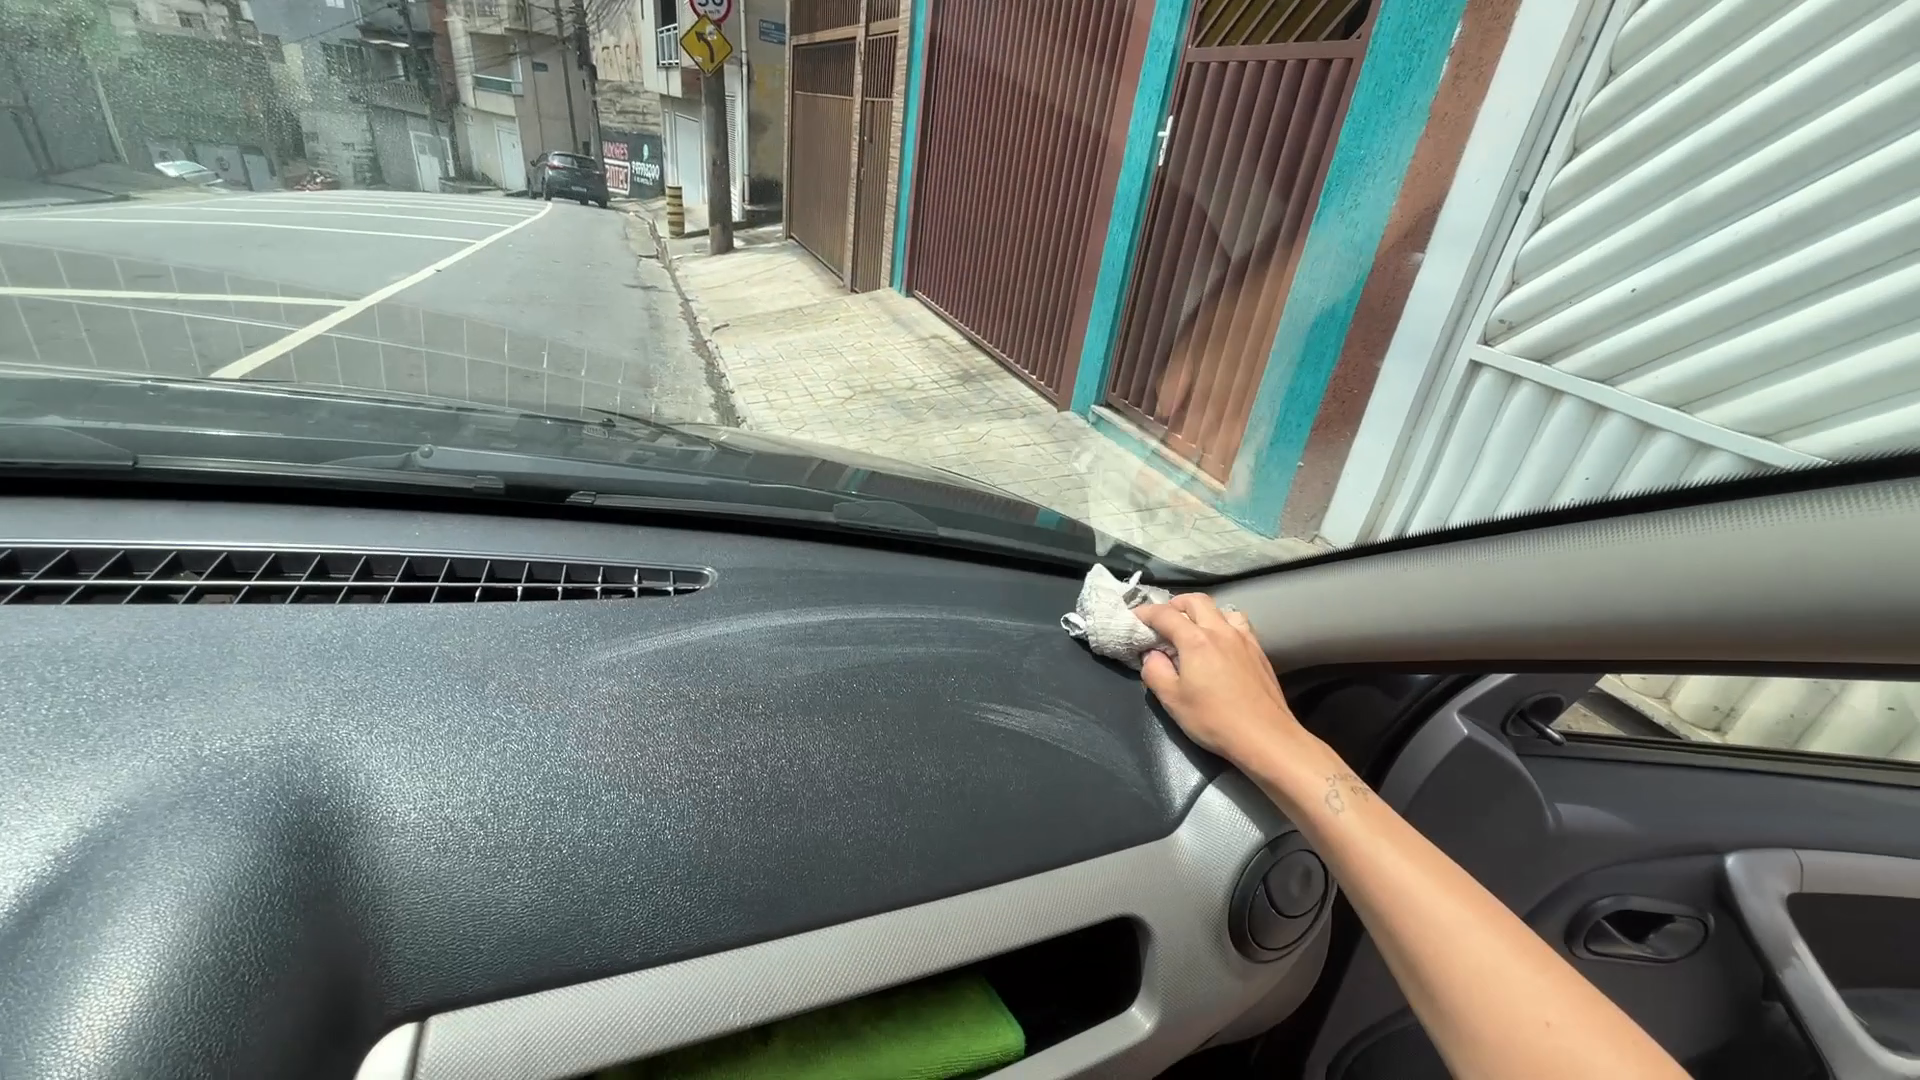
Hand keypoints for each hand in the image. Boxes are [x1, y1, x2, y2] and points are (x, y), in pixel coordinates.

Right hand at [1134, 595, 1306, 768]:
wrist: (1265, 737)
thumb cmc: (1214, 719)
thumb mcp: (1172, 700)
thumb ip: (1155, 671)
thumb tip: (1152, 655)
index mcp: (1195, 640)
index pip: (1165, 615)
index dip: (1145, 613)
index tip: (1134, 618)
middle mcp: (1221, 631)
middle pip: (1196, 601)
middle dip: (1175, 604)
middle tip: (1164, 621)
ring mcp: (1244, 639)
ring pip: (1221, 609)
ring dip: (1203, 612)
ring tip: (1194, 629)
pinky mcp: (1259, 651)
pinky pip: (1239, 624)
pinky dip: (1224, 624)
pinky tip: (1222, 644)